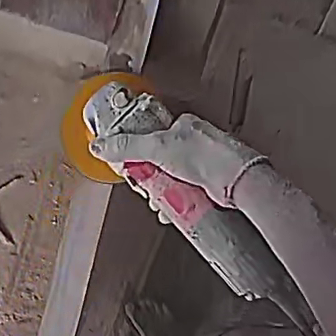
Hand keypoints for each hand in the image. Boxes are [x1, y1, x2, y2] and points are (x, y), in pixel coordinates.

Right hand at [90, 113, 267, 206]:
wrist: (236, 180)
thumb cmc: (206, 156)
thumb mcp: (158, 147)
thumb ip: (127, 146)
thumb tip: (99, 146)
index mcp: (182, 125)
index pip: (150, 137)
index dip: (137, 154)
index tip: (130, 168)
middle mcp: (193, 143)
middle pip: (159, 162)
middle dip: (150, 180)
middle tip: (146, 189)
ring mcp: (201, 165)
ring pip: (171, 180)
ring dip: (162, 194)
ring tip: (160, 203)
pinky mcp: (208, 185)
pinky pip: (185, 194)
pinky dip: (177, 203)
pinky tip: (173, 210)